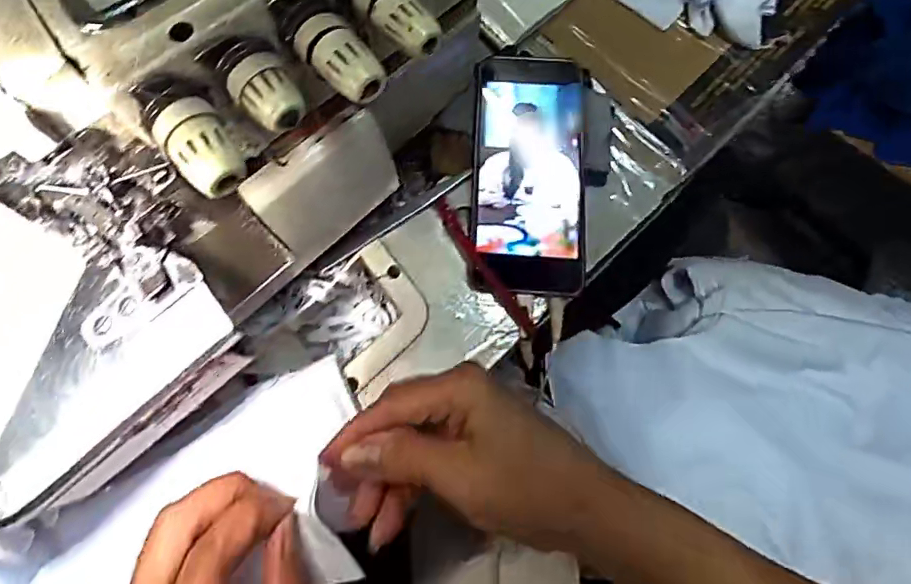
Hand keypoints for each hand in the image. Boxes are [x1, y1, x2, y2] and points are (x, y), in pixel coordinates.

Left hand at [133, 473, 307, 583]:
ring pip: (163, 529)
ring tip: (250, 507)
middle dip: (228, 493)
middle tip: (267, 495)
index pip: (211, 542)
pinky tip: (221, 530)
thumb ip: (280, 578)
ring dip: (210, 506)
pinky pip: (158, 547)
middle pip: (175, 521)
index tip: (285, 505)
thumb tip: (286, 526)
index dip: (255, 512)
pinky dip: (193, 527)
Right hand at [319, 364, 626, 554]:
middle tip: (347, 503)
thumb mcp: (457, 476)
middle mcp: (458, 391)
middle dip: (372, 465)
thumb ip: (401, 458)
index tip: (323, 463)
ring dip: (391, 484)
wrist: (586, 509)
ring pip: (413, 445)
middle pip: (400, 423)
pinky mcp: (475, 440)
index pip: (392, 404)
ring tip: (370, 525)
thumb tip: (351, 451)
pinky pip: (433, 458)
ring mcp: (468, 416)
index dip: (355, 433)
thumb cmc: (522, 484)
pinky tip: (395, 521)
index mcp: (456, 385)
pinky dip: (414, 488)